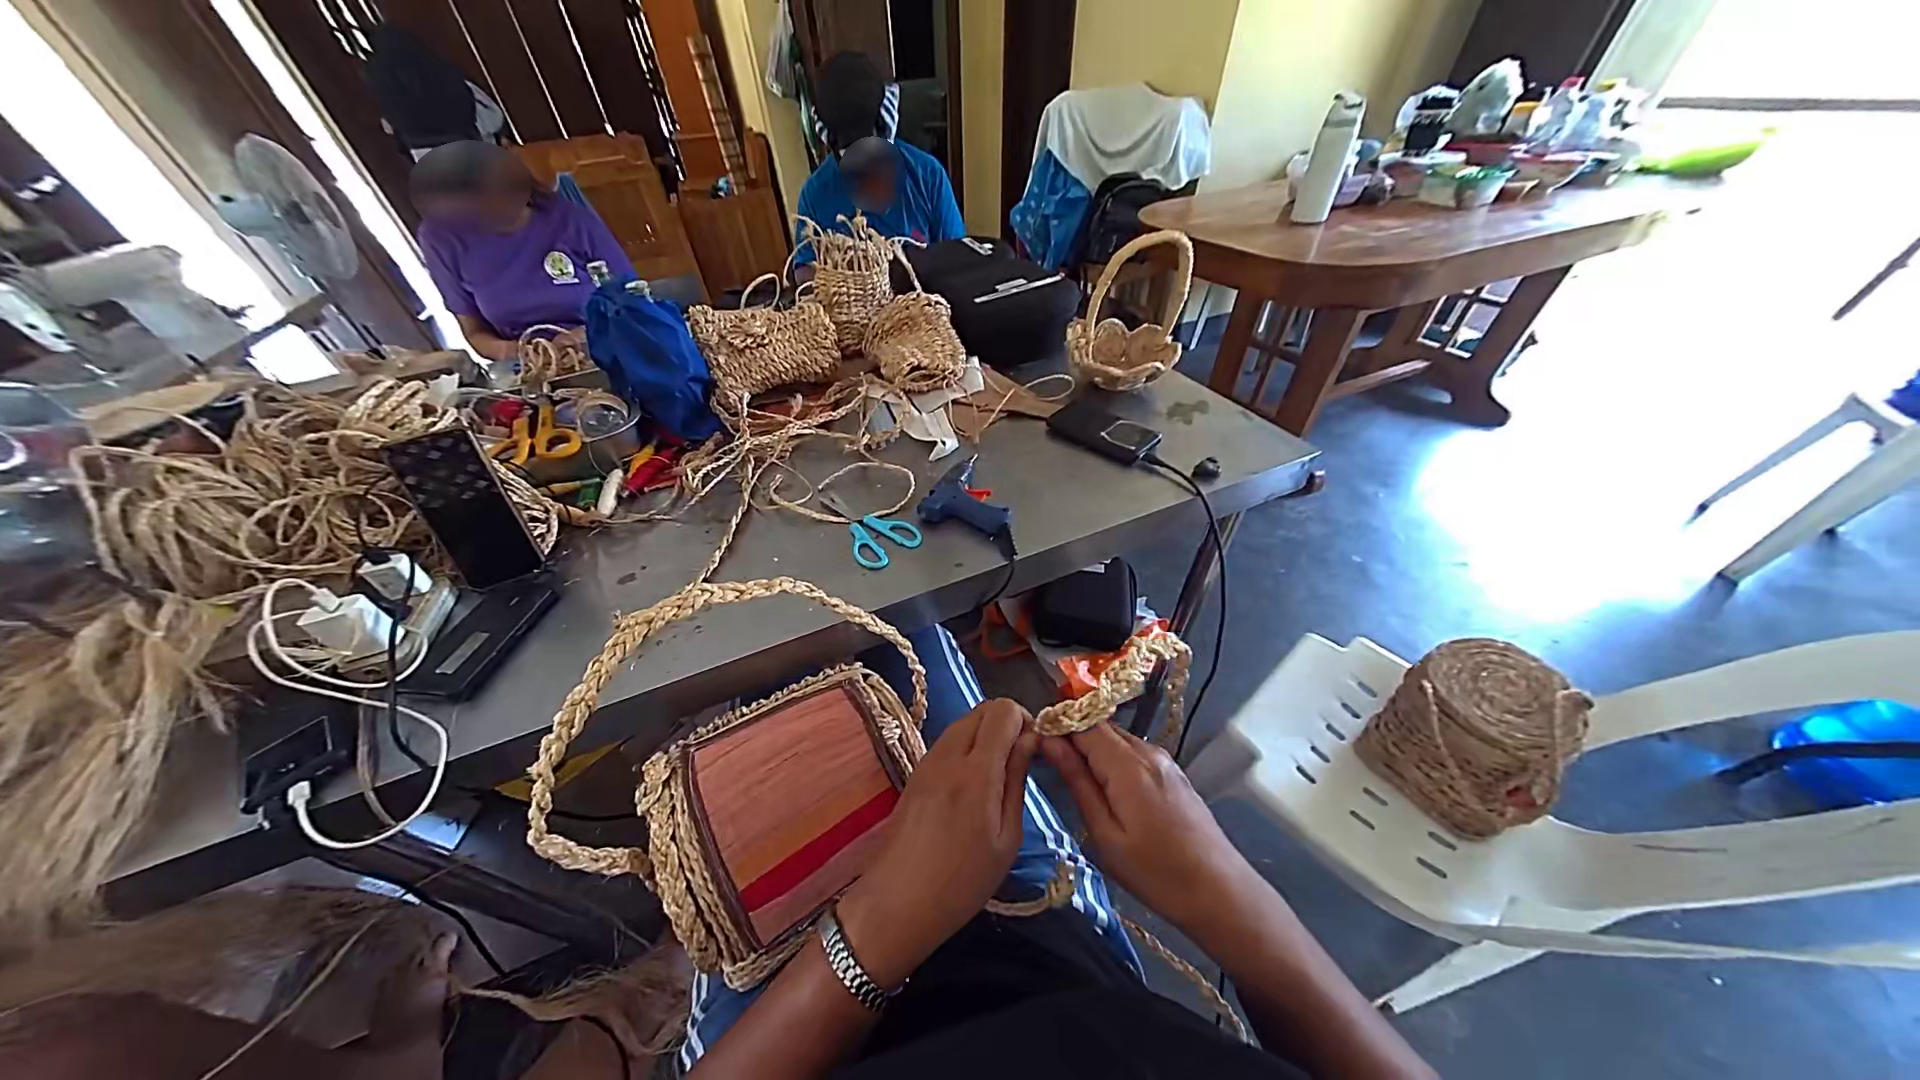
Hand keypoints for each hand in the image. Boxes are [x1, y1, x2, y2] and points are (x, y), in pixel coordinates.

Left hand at [836, 700, 1036, 988]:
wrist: (896, 902)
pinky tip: (974, 782)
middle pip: (982, 709)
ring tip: (998, 773)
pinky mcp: (916, 772)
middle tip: (1020, 758)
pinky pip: (948, 741)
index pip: (1002, 711)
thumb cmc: (962, 881)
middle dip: (1006, 722)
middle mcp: (949, 754)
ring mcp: (928, 760)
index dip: (1024, 720)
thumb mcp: (1006, 838)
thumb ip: (1016, 779)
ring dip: (986, 733)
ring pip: (964, 721)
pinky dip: (967, 745)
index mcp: (976, 770)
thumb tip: (1030, 739)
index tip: (1034, 747)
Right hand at [1040, 725, 1262, 931]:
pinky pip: (1133, 752)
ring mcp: (1164, 760)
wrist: (1221, 893)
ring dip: (1093, 749)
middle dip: (1073, 738)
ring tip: (1075, 780)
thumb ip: (1077, 782)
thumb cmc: (1156, 872)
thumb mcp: (1105, 834)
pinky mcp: (1173, 772)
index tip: (1035, 745)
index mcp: (1128, 764)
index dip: (1057, 727)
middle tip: (1049, 766)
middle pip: (1100, 727)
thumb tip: (1050, 742)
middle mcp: (1148, 751)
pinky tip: (1107, 788)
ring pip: (1117, 738)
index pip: (1083, 723)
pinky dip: (1113, 759)